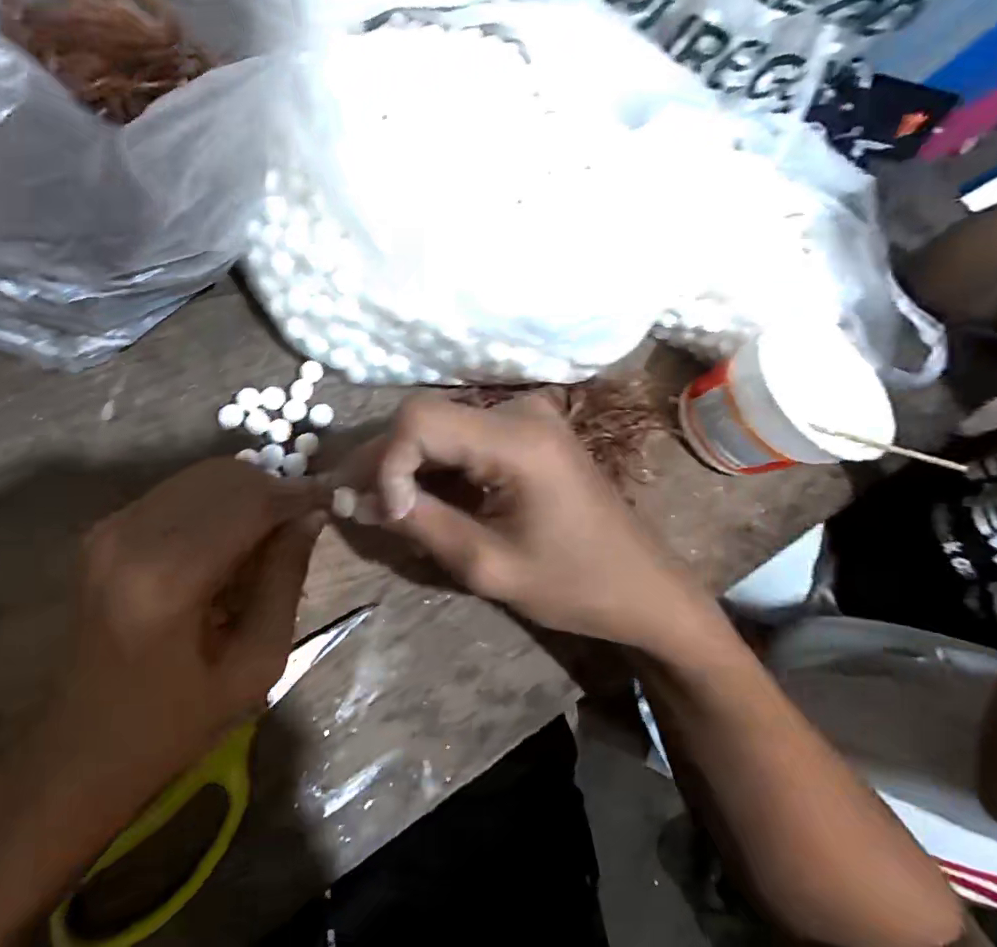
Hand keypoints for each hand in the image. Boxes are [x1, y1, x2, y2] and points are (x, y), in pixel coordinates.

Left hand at [43, 458, 327, 792]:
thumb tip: (310, 517)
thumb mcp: (253, 665)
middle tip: (299, 525)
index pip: (248, 502)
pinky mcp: (102, 531)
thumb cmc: (175, 723)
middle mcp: (132, 536)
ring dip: (242, 496)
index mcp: (167, 578)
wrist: (83, 747)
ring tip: (265, 539)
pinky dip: (212, 506)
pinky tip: (227, 545)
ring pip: (198, 478)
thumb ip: (284, 582)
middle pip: (222, 478)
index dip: (295, 494)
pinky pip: (175, 494)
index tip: (329, 499)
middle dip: (270, 490)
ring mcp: (110, 529)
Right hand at [336, 393, 703, 650]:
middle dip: (384, 462)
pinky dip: (432, 466)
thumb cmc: (575, 585)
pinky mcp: (525, 430)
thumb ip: (418, 525)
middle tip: (352, 504)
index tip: (382, 513)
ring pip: (437, 426)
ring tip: (375, 507)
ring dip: (403, 464)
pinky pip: (461, 437)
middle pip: (424, 418)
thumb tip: (355, 500)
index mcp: (518, 439)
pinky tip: (414, 498)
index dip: (385, 462)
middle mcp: (520, 411)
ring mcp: (525, 416)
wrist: (644, 587)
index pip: (420, 421)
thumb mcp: (487, 564)